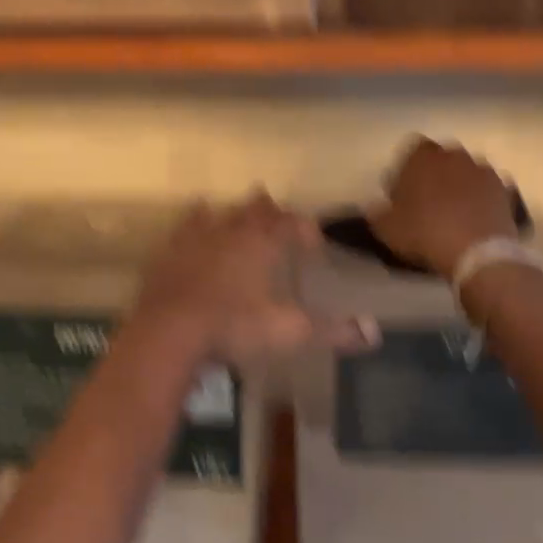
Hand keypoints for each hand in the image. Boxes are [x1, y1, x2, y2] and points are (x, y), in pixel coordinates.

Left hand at [136, 192, 374, 365]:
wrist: (169, 330)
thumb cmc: (233, 328)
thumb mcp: (287, 332)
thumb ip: (330, 331)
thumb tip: (373, 333)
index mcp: (261, 245)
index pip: (290, 224)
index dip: (304, 228)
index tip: (314, 242)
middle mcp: (231, 232)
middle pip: (254, 211)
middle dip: (267, 211)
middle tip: (274, 208)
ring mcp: (196, 239)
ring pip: (220, 213)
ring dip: (233, 211)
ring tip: (239, 209)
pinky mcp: (169, 253)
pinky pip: (185, 227)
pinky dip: (194, 220)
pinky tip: (195, 215)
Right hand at [371, 137, 518, 279]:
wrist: (478, 253)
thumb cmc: (425, 233)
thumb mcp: (387, 229)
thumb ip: (377, 212)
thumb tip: (373, 205)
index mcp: (422, 156)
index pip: (410, 148)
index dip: (406, 168)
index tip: (402, 190)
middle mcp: (453, 154)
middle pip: (440, 157)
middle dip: (433, 173)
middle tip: (426, 200)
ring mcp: (481, 168)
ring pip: (464, 170)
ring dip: (457, 183)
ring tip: (453, 211)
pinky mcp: (503, 187)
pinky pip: (485, 186)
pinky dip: (479, 196)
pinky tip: (474, 217)